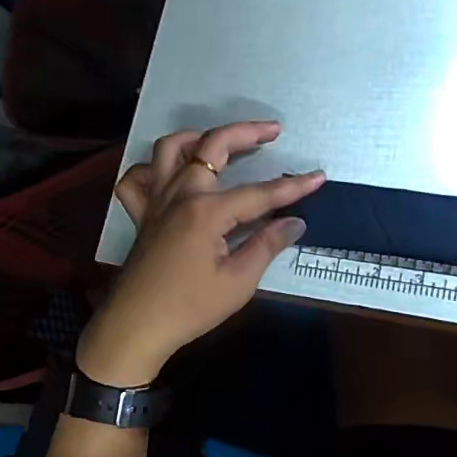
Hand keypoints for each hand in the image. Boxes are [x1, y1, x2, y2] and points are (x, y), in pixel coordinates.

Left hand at [75, 121, 324, 386]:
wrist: (138, 326)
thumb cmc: (192, 307)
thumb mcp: (239, 281)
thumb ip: (267, 245)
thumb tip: (295, 222)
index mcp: (207, 212)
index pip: (260, 193)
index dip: (292, 186)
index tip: (319, 176)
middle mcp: (180, 195)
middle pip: (212, 146)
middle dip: (246, 133)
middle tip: (272, 130)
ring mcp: (156, 201)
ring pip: (170, 149)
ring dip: (198, 137)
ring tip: (222, 141)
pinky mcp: (142, 215)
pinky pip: (138, 178)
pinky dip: (154, 168)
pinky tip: (172, 174)